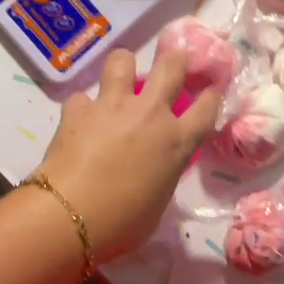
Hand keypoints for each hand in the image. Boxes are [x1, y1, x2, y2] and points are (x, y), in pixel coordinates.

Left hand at [36, 49, 222, 259]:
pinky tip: (79, 121)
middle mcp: (150, 114)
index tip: (210, 90)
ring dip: (124, 66)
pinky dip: (82, 108)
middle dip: (175, 59)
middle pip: (171, 65)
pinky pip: (82, 97)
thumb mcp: (157, 204)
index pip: (207, 106)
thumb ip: (161, 177)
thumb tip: (152, 172)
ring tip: (120, 79)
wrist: (72, 216)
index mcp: (177, 142)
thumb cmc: (122, 224)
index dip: (211, 95)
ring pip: (123, 60)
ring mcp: (112, 106)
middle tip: (172, 64)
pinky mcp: (77, 109)